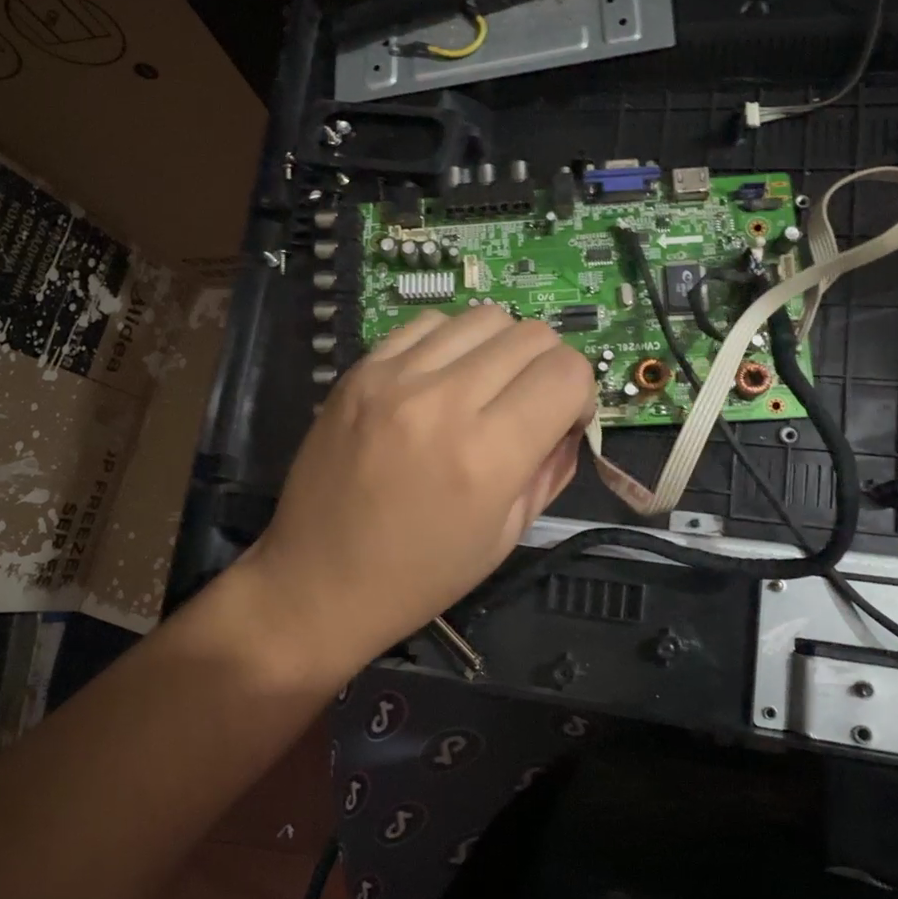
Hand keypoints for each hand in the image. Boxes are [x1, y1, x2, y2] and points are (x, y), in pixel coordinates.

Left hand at [243, 305, 592, 668]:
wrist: (317, 581)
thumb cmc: (419, 577)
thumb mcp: (505, 536)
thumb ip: (550, 469)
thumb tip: (570, 421)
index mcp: (488, 455)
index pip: (568, 372)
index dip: (580, 395)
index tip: (563, 422)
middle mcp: (444, 401)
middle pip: (532, 335)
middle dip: (547, 368)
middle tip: (528, 406)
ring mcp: (395, 378)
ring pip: (484, 317)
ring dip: (501, 349)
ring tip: (482, 390)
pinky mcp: (360, 370)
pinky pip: (428, 324)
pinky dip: (450, 343)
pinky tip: (439, 381)